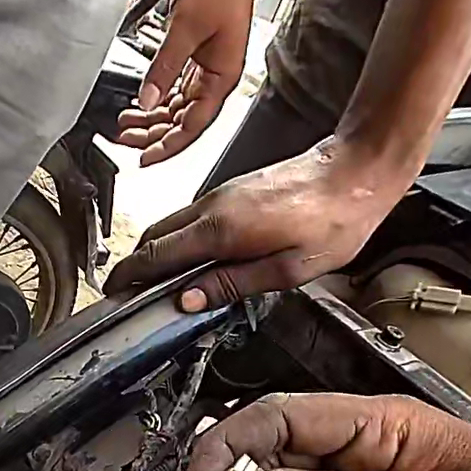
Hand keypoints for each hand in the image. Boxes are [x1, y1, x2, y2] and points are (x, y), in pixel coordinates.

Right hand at [100, 137, 415, 311]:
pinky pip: (187, 218)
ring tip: (154, 281)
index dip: (129, 276)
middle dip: (134, 266)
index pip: (155, 255)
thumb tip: (187, 300)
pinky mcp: (230, 192)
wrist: (357, 170)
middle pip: (153, 238)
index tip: (113, 292)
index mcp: (220, 230)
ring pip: (168, 226)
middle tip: (128, 292)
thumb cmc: (332, 222)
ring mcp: (219, 196)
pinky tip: (186, 259)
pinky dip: (175, 240)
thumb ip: (230, 284)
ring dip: (154, 252)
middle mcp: (211, 208)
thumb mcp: (285, 270)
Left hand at [116, 0, 257, 165]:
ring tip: (125, 124)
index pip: (191, 127)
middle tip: (125, 140)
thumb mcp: (186, 27)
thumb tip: (147, 100)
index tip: (144, 158)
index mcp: (221, 79)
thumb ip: (164, 67)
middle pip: (181, 122)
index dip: (167, 146)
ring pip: (175, 109)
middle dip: (153, 135)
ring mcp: (205, 71)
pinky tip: (139, 104)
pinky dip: (155, 99)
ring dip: (151, 119)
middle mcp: (215, 80)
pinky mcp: (196, 59)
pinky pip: (174, 91)